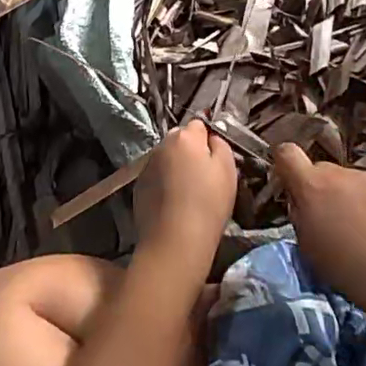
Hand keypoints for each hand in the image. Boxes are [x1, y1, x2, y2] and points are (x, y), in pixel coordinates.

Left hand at [132, 120, 237, 265]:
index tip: (215, 159)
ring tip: (187, 191)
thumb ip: (220, 146)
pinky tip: (172, 202)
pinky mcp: (138, 186)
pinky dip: (163, 182)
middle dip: (190, 150)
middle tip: (203, 175)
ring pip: (166, 158)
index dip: (208, 140)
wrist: (175, 239)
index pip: (199, 125)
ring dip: (175, 166)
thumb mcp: (227, 170)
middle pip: (179, 140)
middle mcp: (161, 146)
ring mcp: (147, 166)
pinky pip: (155, 176)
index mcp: (185, 137)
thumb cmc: (208, 203)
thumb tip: (211, 138)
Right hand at [274, 141, 365, 316]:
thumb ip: (302, 215)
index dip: (285, 162)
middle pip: (326, 172)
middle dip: (324, 190)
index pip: (287, 156)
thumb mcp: (307, 246)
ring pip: (360, 180)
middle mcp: (344, 174)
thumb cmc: (346, 268)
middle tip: (331, 221)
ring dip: (358, 196)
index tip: (287, 175)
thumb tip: (303, 202)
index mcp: (313, 185)